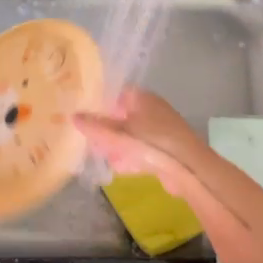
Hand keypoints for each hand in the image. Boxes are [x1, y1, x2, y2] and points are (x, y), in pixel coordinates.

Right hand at [72, 88, 213, 197]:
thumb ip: (94, 127)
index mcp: (141, 98)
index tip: (83, 115)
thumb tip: (73, 115)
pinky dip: (131, 156)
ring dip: (117, 146)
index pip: (115, 94)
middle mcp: (151, 109)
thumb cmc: (151, 144)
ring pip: (131, 134)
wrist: (189, 169)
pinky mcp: (165, 148)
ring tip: (103, 157)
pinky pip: (142, 149)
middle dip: (106, 129)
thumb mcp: (117, 136)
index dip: (98, 103)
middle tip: (90, 140)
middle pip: (122, 116)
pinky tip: (121, 168)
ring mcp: (160, 129)